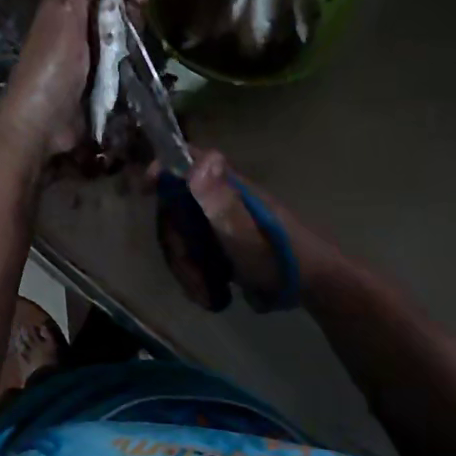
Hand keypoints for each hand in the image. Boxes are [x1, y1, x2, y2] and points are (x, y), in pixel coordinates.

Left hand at [0, 0, 147, 156]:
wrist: (41, 126)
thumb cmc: (50, 71)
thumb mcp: (65, 22)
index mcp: (64, 4)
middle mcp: (76, 22)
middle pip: (113, 0)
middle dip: (130, 7)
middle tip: (136, 26)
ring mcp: (87, 50)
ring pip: (119, 28)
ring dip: (131, 34)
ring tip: (134, 50)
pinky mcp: (97, 75)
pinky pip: (119, 56)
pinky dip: (129, 57)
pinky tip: (135, 64)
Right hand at [162, 148, 330, 306]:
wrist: (312, 287)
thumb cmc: (280, 256)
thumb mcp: (245, 232)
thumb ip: (221, 201)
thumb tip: (202, 159)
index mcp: (225, 188)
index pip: (185, 162)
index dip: (161, 169)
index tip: (144, 188)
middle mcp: (219, 200)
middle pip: (175, 212)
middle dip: (176, 248)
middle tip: (192, 278)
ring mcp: (220, 225)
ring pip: (182, 239)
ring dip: (188, 271)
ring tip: (209, 296)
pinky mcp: (222, 247)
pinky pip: (195, 257)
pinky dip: (197, 278)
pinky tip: (214, 295)